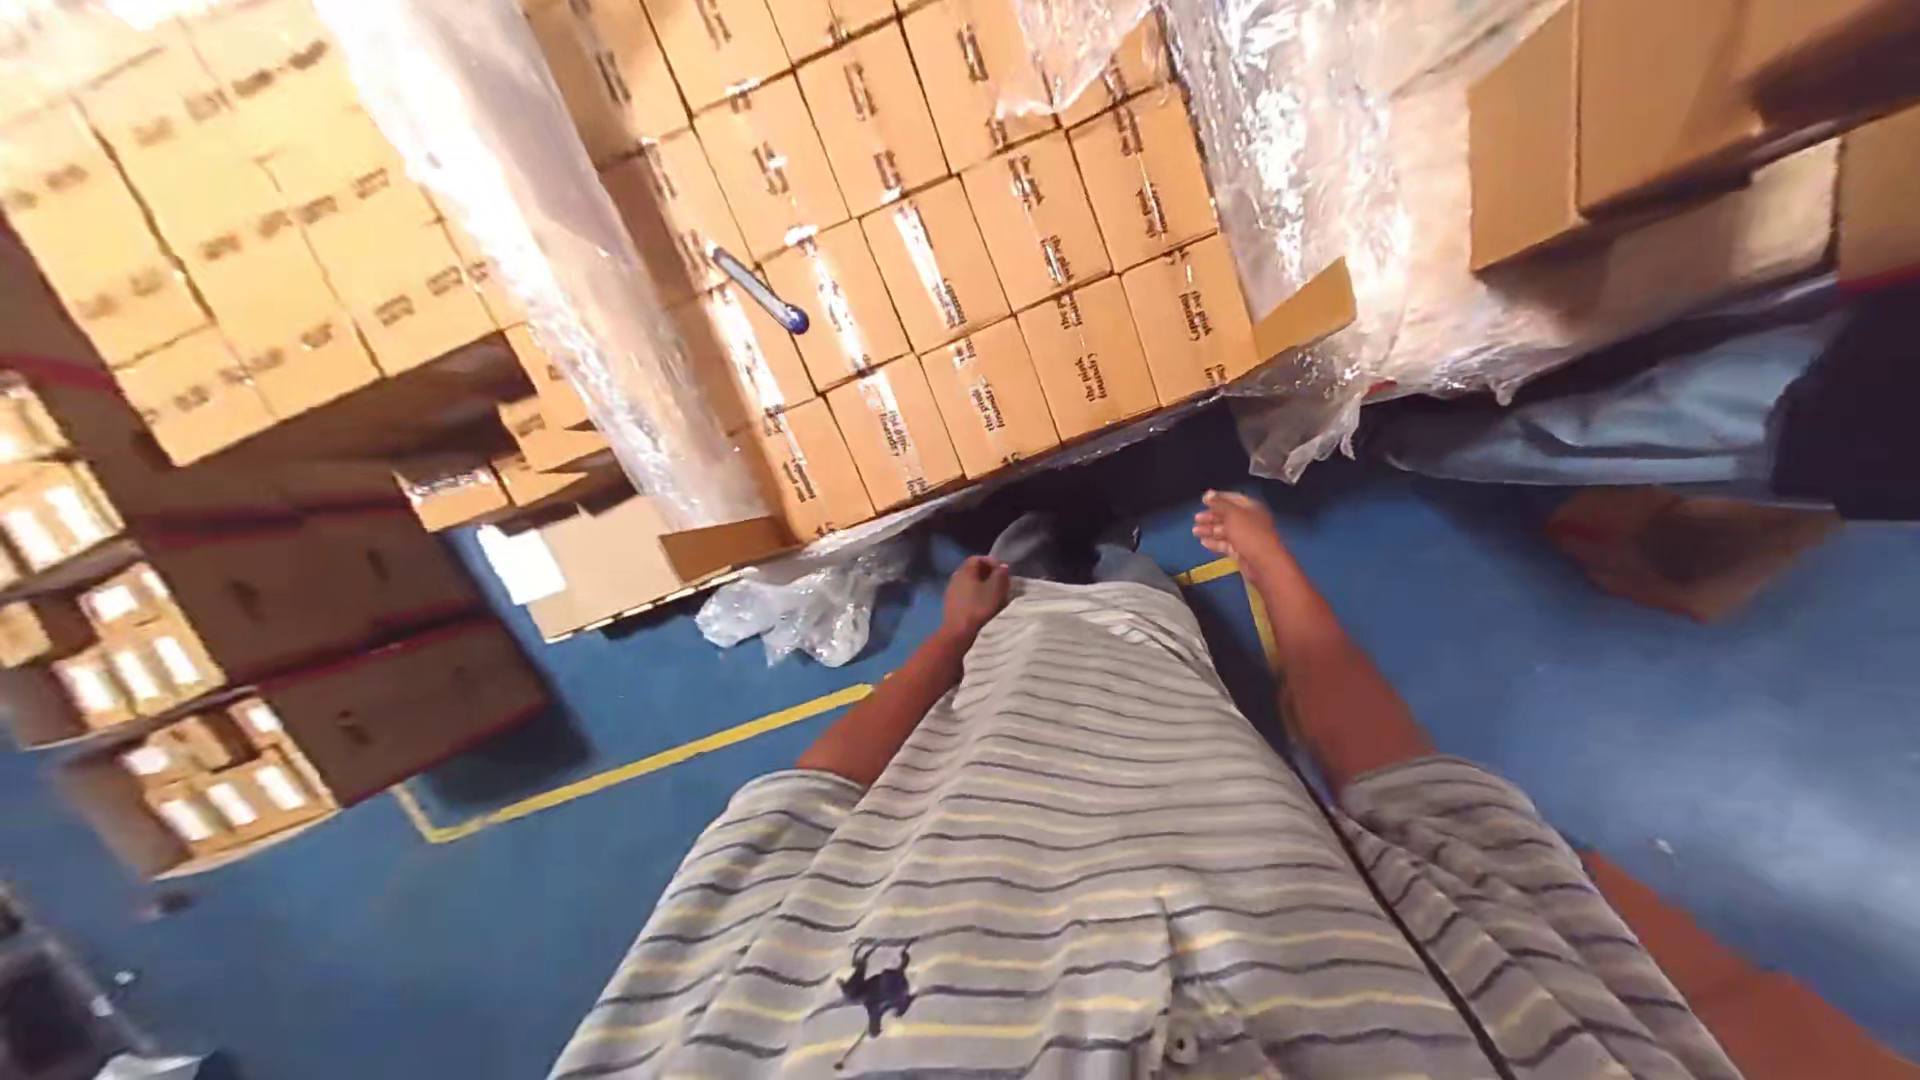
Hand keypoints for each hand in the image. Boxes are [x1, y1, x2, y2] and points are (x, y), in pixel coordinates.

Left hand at [942, 556, 1009, 637]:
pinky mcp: (950, 602)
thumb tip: (1002, 566)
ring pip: (968, 581)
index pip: (978, 558)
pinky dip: (974, 593)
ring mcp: (951, 590)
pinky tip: (981, 602)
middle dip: (987, 573)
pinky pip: (964, 592)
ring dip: (981, 584)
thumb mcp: (996, 589)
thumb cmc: (979, 607)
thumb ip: (1000, 574)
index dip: (992, 562)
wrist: (959, 631)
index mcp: (965, 570)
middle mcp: (955, 576)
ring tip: (992, 593)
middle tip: (1000, 581)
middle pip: (972, 569)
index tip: (1003, 571)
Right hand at [1193, 491, 1288, 583]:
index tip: (1203, 500)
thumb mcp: (1232, 515)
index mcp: (1251, 508)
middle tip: (1196, 518)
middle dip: (1211, 516)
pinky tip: (1203, 542)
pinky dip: (1214, 542)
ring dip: (1210, 530)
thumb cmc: (1248, 534)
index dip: (1218, 498)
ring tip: (1195, 531)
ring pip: (1225, 530)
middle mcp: (1249, 521)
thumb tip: (1208, 494)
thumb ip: (1219, 504)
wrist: (1263, 563)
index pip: (1233, 499)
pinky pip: (1225, 544)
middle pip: (1227, 515)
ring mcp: (1245, 537)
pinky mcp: (1240, 551)